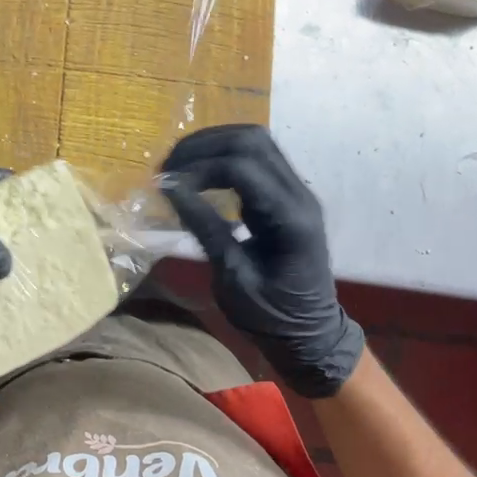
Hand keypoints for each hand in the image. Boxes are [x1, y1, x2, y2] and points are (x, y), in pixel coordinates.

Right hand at [159, 125, 361, 397]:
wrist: (311, 335)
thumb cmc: (272, 318)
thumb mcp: (233, 279)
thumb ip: (205, 229)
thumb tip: (170, 188)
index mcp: (291, 219)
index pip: (241, 168)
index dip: (198, 169)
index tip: (165, 185)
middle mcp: (299, 194)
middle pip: (251, 141)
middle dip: (202, 146)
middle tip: (167, 169)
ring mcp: (297, 191)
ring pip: (255, 141)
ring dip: (212, 145)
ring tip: (178, 167)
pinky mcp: (287, 194)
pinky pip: (256, 158)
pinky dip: (223, 157)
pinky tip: (199, 175)